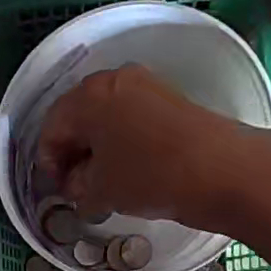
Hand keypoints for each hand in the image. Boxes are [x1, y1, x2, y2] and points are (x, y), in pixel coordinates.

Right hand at [36, 65, 270, 229]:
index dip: (48, 162)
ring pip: (106, 119)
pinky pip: (131, 121)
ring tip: (103, 184)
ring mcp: (145, 87)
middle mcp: (113, 80)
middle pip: (78, 118)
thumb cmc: (149, 176)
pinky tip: (128, 171)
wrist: (222, 169)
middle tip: (75, 188)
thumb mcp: (101, 190)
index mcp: (87, 96)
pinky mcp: (169, 100)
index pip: (51, 128)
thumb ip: (77, 187)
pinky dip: (122, 143)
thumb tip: (76, 185)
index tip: (56, 190)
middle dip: (72, 153)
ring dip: (98, 150)